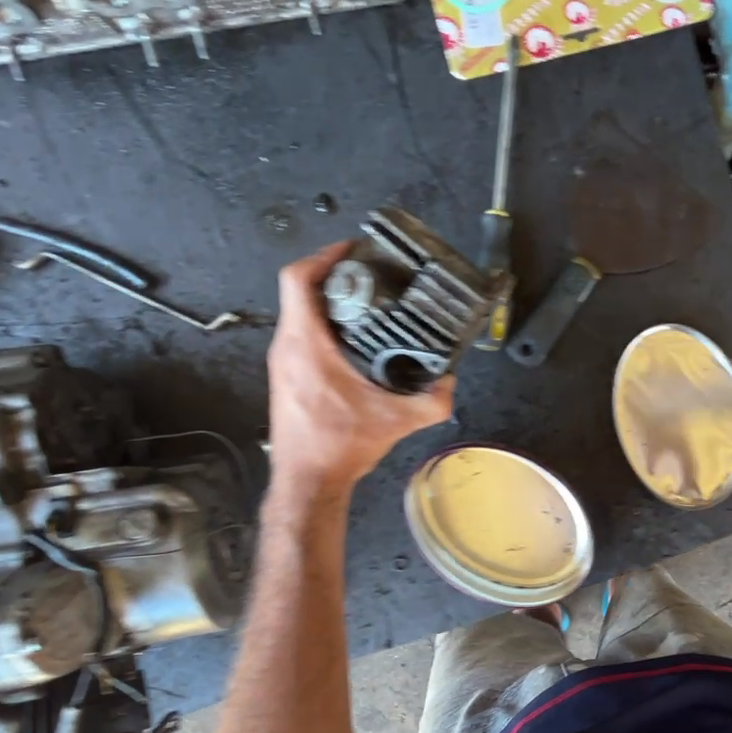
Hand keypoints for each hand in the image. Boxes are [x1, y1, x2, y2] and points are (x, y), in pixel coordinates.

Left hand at [266, 244, 453, 497]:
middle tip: (367, 275)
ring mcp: (282, 363)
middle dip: (333, 276)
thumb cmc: (336, 449)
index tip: (352, 251)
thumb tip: (449, 383)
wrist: (307, 481)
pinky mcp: (287, 378)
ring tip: (364, 303)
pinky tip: (352, 341)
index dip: (324, 256)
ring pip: (298, 314)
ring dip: (327, 302)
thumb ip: (432, 401)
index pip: (299, 279)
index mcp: (305, 346)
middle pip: (299, 291)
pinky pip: (300, 336)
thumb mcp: (396, 421)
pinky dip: (323, 327)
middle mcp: (286, 348)